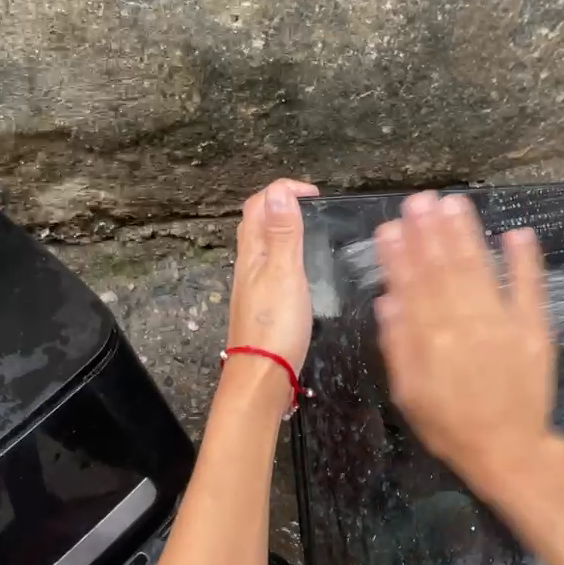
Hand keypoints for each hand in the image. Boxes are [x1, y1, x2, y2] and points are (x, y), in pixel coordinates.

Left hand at [227, 179, 320, 367]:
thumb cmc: (276, 326)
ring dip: (281, 226)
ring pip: (262, 244)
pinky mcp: (263, 304)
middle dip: (280, 203)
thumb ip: (283, 233)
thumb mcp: (285, 273)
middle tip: (310, 204)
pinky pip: (270, 265)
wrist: (263, 375)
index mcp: (252, 253)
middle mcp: (248, 265)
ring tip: (308, 226)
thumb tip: (279, 192)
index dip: (284, 190)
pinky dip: (285, 252)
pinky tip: (300, 265)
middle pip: (256, 221)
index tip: (315, 193)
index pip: (260, 205)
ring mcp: (253, 285)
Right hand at [374, 191, 557, 490]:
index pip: (411, 286)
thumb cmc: (451, 426)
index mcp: (431, 340)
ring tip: (455, 203)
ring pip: (479, 269)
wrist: (508, 450)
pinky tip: (518, 233)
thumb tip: (387, 301)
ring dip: (467, 235)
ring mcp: (502, 323)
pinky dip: (524, 260)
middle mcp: (464, 324)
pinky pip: (528, 288)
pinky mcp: (533, 329)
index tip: (392, 225)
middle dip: (431, 231)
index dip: (400, 253)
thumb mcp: (409, 395)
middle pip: (444, 269)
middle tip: (421, 199)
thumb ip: (398, 347)